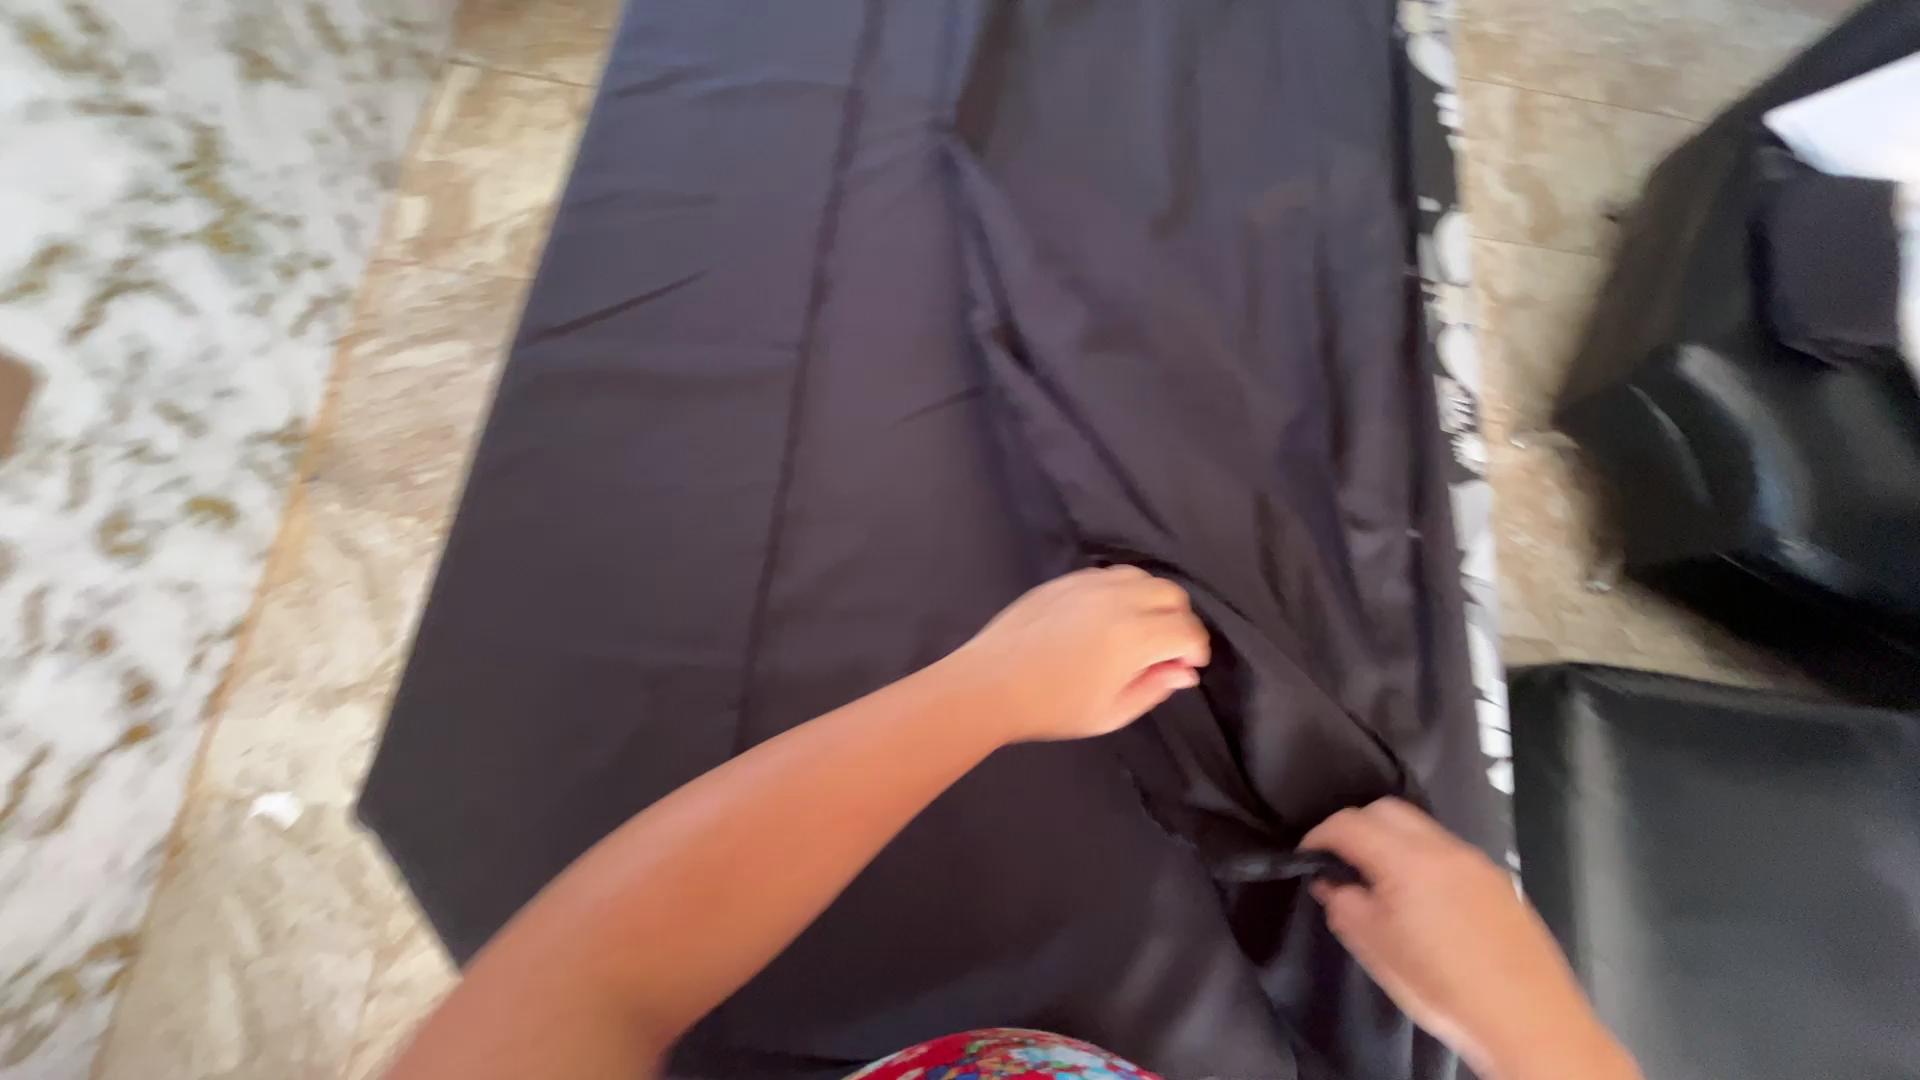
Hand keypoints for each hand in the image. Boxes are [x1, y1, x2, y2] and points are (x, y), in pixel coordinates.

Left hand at [939, 566, 1209, 742]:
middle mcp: (1117, 599)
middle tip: (1164, 651)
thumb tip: (1183, 671)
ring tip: (1137, 631)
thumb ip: (1154, 688)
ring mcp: (1088, 583)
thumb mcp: (1111, 712)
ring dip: (1151, 600)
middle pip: (1171, 594)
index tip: (1185, 668)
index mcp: (1134, 635)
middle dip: (1178, 621)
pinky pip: (1108, 574)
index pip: (1188, 630)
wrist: (989, 683)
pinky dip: (1121, 591)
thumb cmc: (1052, 708)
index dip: (1195, 650)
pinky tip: (1106, 618)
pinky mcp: (1064, 580)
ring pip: (1141, 576)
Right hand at [1302, 799, 1639, 1079]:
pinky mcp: (1500, 883)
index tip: (1308, 857)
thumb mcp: (1374, 948)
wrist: (1534, 1028)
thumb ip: (1342, 903)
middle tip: (1342, 861)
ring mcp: (1476, 863)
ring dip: (1391, 840)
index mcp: (1407, 860)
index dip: (1319, 836)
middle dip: (1356, 826)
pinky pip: (1448, 851)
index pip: (1348, 823)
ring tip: (1381, 881)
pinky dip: (1422, 858)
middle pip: (1385, 810)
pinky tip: (1423, 899)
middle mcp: (1443, 848)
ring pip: (1419, 828)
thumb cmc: (1444, 988)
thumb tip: (1333, 882)